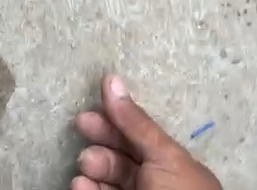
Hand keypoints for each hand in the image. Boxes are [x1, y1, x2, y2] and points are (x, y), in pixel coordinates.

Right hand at [71, 75, 221, 189]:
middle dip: (99, 145)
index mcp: (176, 168)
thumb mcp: (165, 158)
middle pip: (121, 157)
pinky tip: (80, 187)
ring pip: (108, 180)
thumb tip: (111, 78)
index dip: (113, 121)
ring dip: (91, 170)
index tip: (86, 115)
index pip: (138, 137)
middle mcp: (157, 185)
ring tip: (83, 172)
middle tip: (81, 135)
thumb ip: (136, 122)